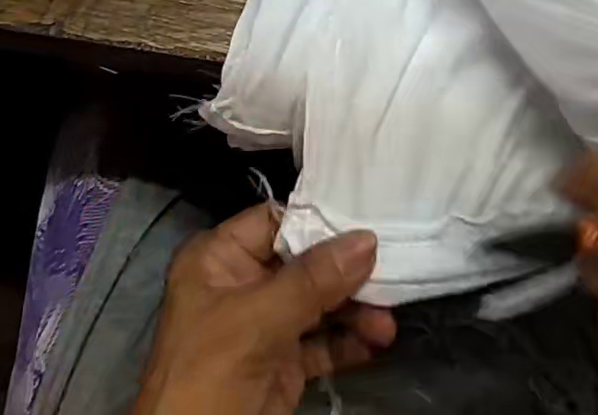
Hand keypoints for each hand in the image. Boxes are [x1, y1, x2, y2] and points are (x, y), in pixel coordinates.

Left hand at [133, 203, 396, 414]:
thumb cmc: (207, 376)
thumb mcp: (258, 321)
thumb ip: (314, 279)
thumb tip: (367, 239)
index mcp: (219, 258)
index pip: (276, 221)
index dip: (318, 220)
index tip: (365, 220)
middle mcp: (241, 284)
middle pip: (303, 262)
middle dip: (346, 271)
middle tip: (389, 273)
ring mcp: (261, 325)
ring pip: (317, 302)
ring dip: (354, 310)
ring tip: (388, 322)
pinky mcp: (279, 365)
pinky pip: (320, 341)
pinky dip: (348, 341)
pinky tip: (376, 342)